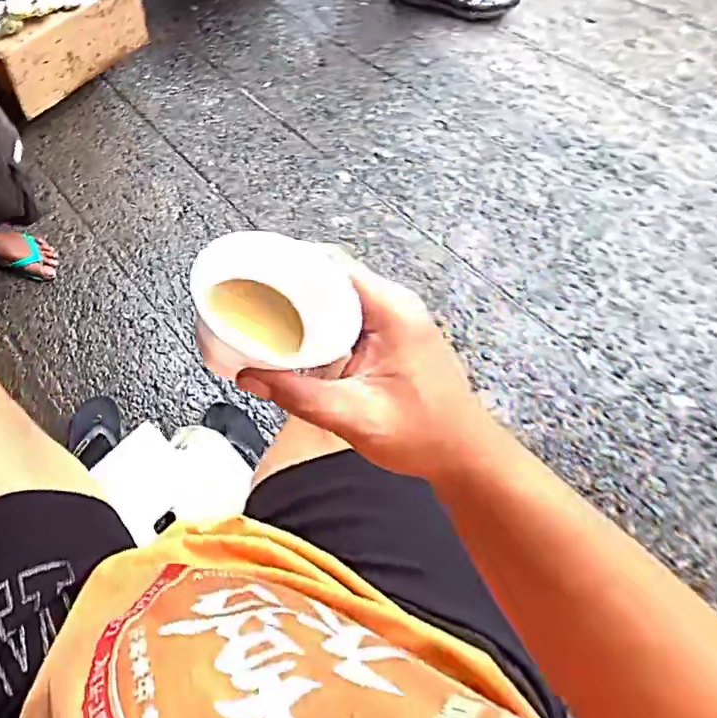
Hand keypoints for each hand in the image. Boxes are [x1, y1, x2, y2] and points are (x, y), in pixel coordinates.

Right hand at [236, 259, 498, 481]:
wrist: (467, 457)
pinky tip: (293, 324)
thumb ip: (298, 397)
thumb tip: (249, 377)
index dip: (292, 260)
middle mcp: (395, 305)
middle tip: (251, 288)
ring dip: (302, 292)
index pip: (334, 264)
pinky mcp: (387, 329)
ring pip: (336, 287)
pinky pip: (344, 304)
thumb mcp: (354, 417)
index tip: (258, 266)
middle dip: (289, 274)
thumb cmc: (427, 437)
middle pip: (331, 270)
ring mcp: (393, 315)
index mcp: (393, 312)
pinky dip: (316, 308)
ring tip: (264, 302)